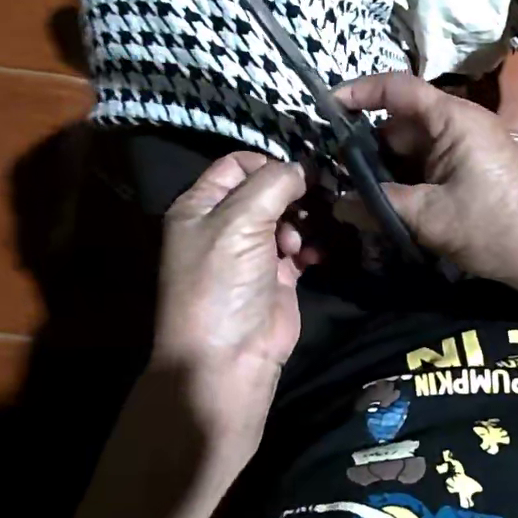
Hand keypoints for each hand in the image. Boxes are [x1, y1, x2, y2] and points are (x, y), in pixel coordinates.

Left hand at [153, 152, 314, 419]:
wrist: (230, 354)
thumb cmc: (223, 281)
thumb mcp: (240, 221)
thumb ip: (274, 184)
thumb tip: (302, 167)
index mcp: (202, 204)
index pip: (238, 164)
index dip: (269, 163)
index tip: (300, 174)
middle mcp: (226, 223)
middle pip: (269, 189)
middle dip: (294, 192)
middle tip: (315, 202)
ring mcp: (254, 250)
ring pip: (290, 216)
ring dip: (305, 220)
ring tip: (303, 239)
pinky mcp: (280, 274)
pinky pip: (302, 246)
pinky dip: (313, 245)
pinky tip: (315, 255)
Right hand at [335, 72, 517, 286]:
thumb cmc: (493, 227)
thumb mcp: (428, 217)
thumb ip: (378, 204)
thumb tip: (338, 204)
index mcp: (453, 119)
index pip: (397, 87)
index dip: (358, 93)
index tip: (324, 110)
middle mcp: (460, 124)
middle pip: (401, 123)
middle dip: (366, 147)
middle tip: (332, 174)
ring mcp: (468, 147)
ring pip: (413, 149)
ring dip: (386, 169)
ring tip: (354, 196)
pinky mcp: (472, 170)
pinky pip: (430, 166)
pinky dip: (408, 181)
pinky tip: (386, 205)